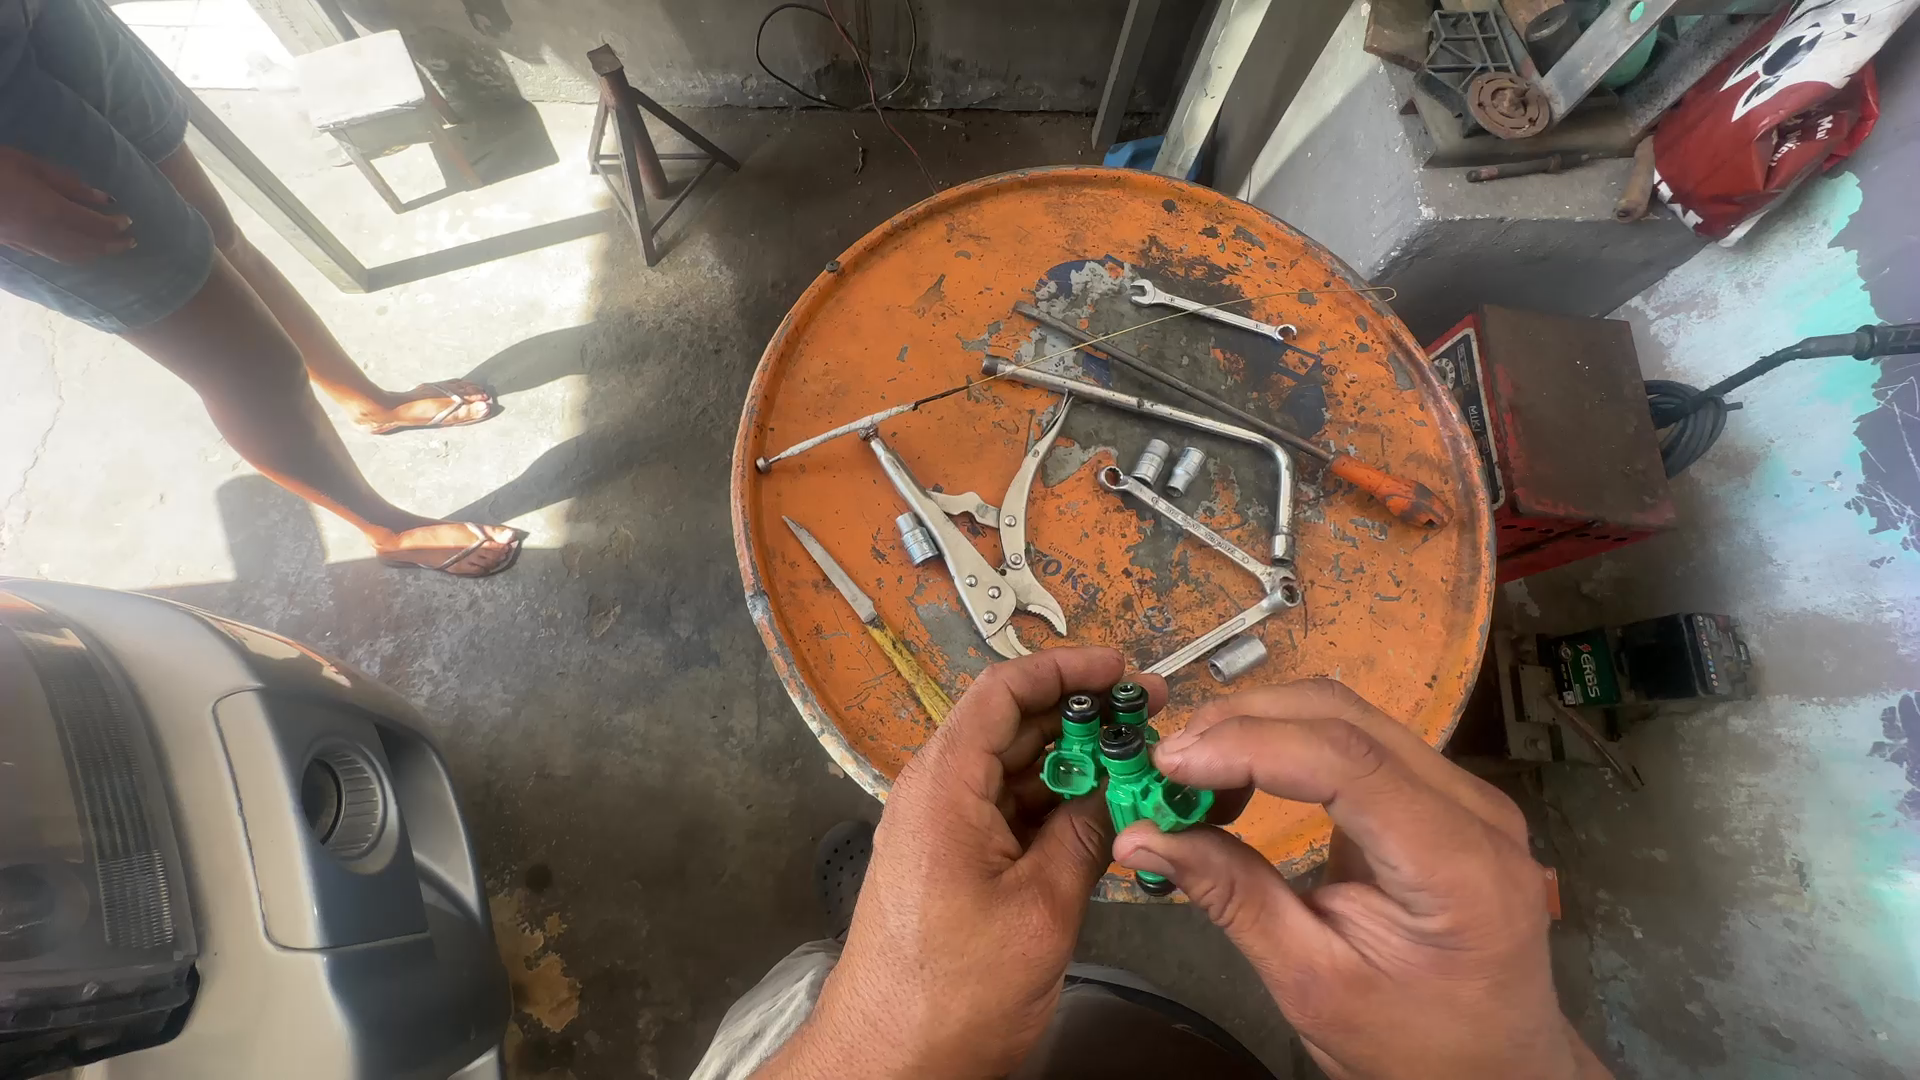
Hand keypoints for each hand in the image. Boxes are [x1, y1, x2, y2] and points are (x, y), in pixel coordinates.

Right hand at [0, 146, 133, 262]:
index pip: (99, 226)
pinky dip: (73, 255)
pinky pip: (51, 256)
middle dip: (114, 244)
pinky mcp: (11, 244)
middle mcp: (46, 233)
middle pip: (92, 246)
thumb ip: (71, 185)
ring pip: (73, 255)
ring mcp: (27, 242)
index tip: (128, 220)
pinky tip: (77, 249)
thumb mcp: (30, 165)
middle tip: (131, 241)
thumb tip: (107, 199)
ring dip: (96, 253)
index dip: (117, 225)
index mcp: (54, 212)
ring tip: (109, 247)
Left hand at [760, 647, 1165, 1078]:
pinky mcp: (953, 853)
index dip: (1063, 668)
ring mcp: (944, 821)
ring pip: (1015, 766)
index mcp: (947, 782)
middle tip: (1148, 714)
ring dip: (1073, 760)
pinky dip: (1054, 801)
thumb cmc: (955, 991)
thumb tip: (1120, 790)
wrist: (884, 1064)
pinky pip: (1008, 806)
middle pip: (1012, 723)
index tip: (1121, 669)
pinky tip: (1102, 809)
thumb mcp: (1040, 911)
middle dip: (1081, 713)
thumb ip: (1083, 836)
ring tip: (1137, 761)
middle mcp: (939, 787)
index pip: (1003, 690)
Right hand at [1113, 679, 1609, 1079]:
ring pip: (1338, 709)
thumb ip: (1230, 895)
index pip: (1344, 763)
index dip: (1247, 747)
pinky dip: (1277, 738)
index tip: (1168, 764)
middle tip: (1168, 765)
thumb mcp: (1310, 983)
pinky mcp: (1430, 786)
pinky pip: (1344, 732)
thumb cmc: (1412, 1043)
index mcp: (1457, 865)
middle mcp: (1469, 805)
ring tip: (1194, 767)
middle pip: (1338, 716)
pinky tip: (1238, 770)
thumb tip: (1137, 836)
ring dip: (1253, 724)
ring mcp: (1456, 788)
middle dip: (1239, 725)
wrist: (1497, 1067)